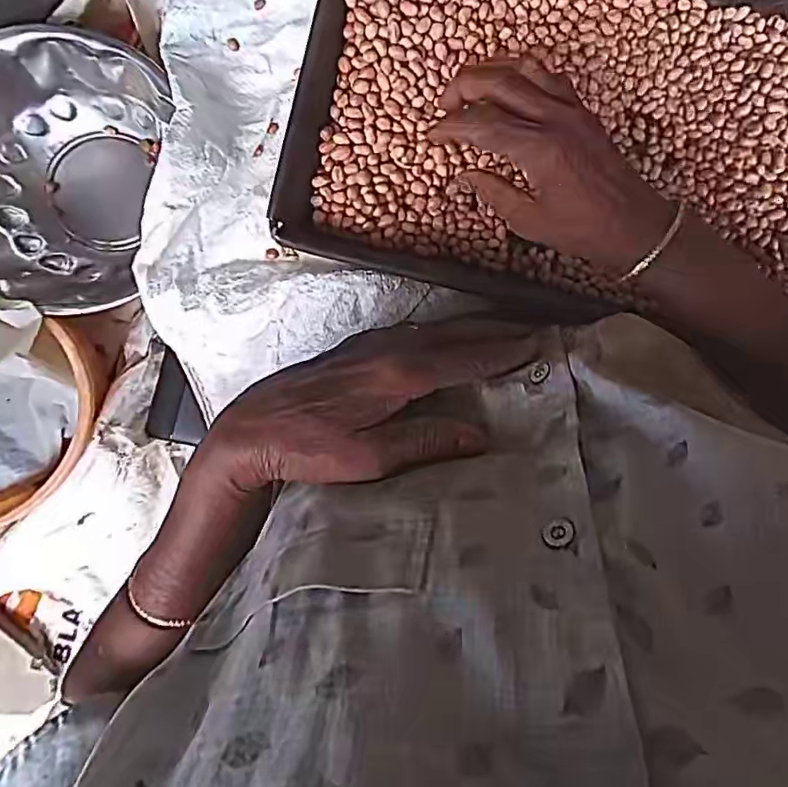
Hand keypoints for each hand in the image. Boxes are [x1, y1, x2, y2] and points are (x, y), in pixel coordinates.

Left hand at [195, 318, 540, 492]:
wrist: (250, 430)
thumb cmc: (306, 449)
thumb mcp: (367, 459)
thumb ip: (423, 441)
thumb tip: (477, 435)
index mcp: (395, 375)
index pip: (462, 358)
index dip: (501, 352)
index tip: (537, 347)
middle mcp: (386, 350)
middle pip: (453, 334)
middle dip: (496, 330)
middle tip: (535, 329)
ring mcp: (370, 345)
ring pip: (434, 329)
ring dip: (471, 327)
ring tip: (503, 328)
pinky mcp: (356, 350)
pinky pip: (413, 332)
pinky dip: (443, 332)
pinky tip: (447, 337)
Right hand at [429, 60, 677, 273]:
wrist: (635, 224)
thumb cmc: (584, 229)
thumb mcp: (529, 220)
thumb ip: (494, 192)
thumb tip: (467, 175)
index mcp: (539, 149)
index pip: (481, 124)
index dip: (450, 127)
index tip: (433, 135)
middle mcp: (555, 120)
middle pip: (498, 82)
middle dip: (462, 87)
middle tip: (445, 105)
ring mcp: (572, 110)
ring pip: (524, 67)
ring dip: (491, 70)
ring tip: (470, 86)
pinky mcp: (583, 111)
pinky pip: (549, 75)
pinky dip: (524, 71)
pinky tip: (509, 84)